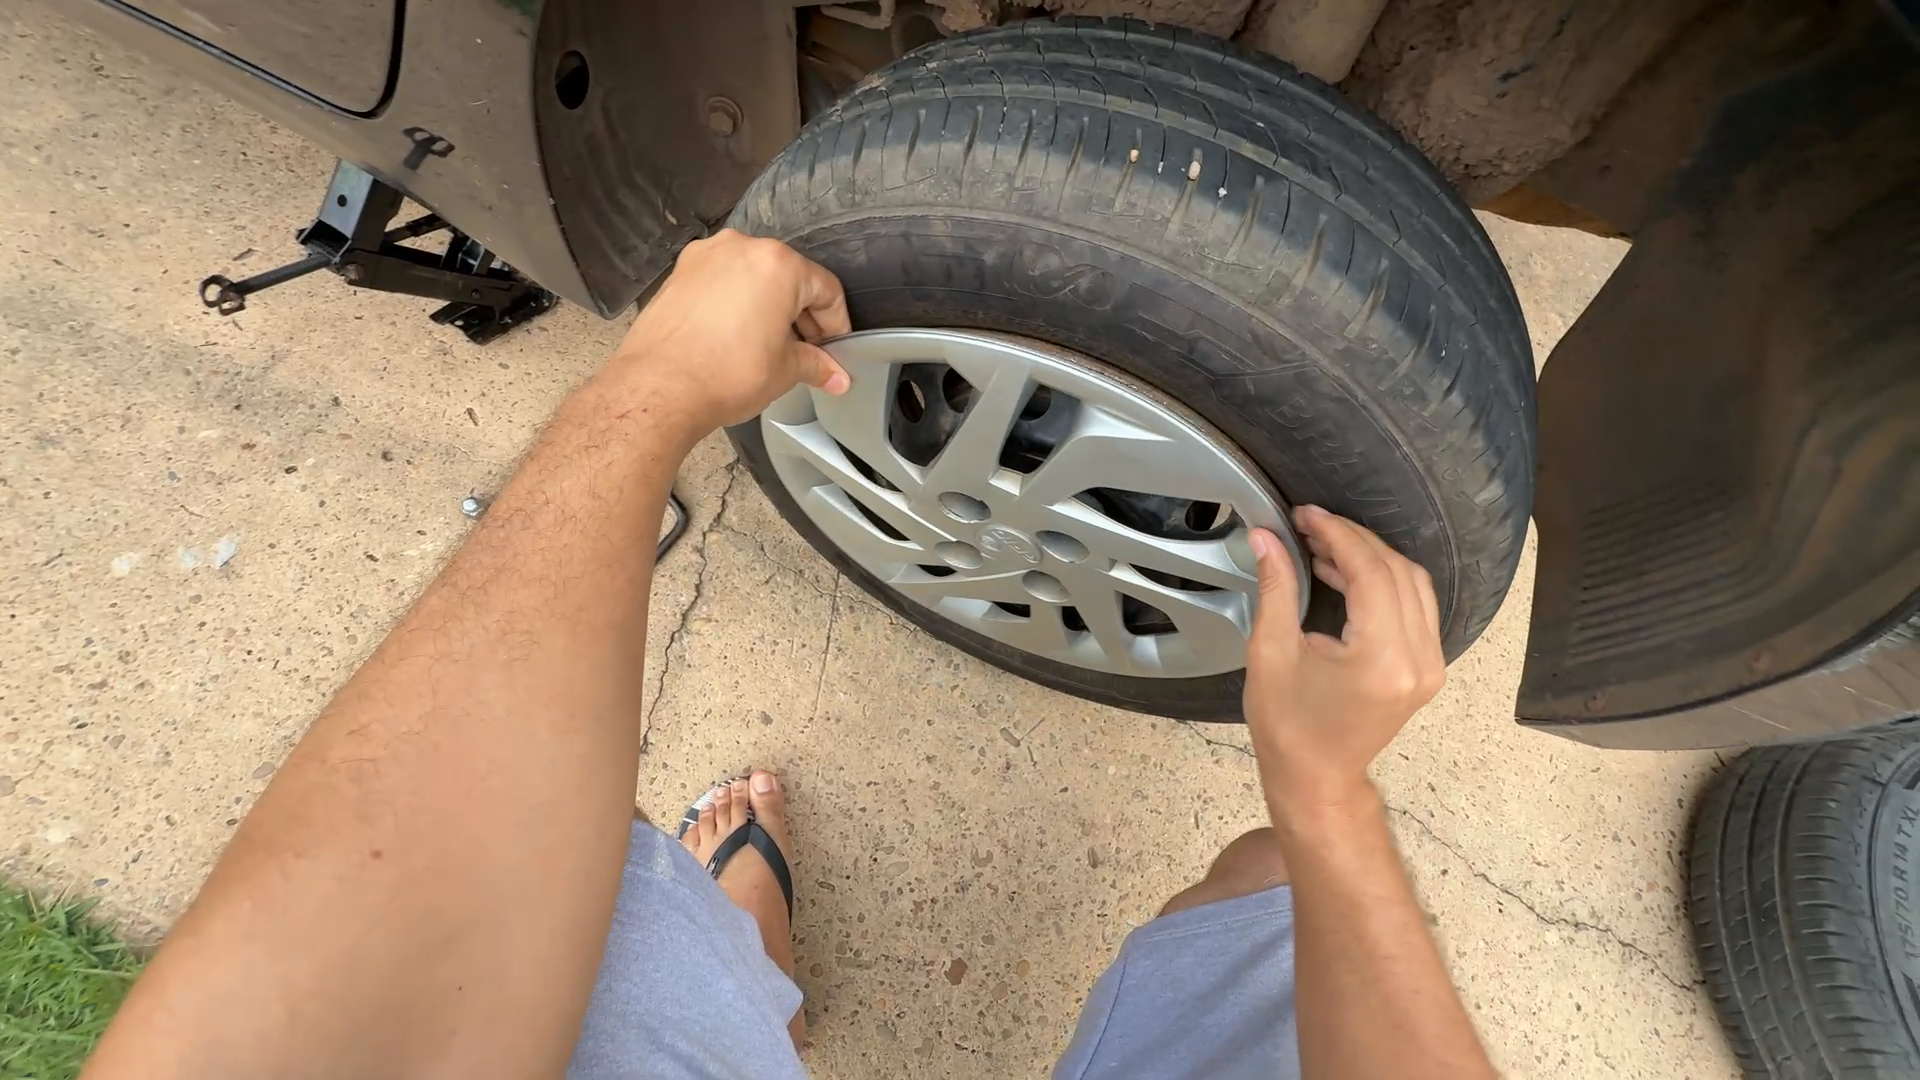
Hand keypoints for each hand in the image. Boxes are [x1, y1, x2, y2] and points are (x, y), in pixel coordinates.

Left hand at [610, 229, 851, 431]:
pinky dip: (738, 306)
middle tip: (808, 352)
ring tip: (772, 348)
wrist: (659, 387)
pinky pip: (723, 284)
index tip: (835, 349)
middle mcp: (741, 249)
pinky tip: (739, 340)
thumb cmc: (723, 374)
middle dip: (803, 317)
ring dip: (770, 309)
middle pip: (790, 279)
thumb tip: (835, 375)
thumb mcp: (785, 371)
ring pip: (754, 278)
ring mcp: (706, 258)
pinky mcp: (680, 274)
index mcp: (778, 264)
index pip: (825, 289)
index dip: (837, 324)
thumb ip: (816, 365)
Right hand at [1243, 506, 1446, 817]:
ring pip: (1412, 584)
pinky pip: (1413, 605)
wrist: (1316, 775)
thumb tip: (1265, 537)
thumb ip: (1276, 587)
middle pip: (1397, 571)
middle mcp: (1419, 658)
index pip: (1370, 571)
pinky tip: (1342, 573)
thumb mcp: (1270, 651)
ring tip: (1320, 543)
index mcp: (1382, 657)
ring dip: (1369, 556)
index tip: (1303, 515)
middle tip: (1308, 524)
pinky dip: (1381, 580)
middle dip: (1352, 539)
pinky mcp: (1426, 667)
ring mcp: (1431, 664)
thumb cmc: (1286, 722)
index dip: (1336, 533)